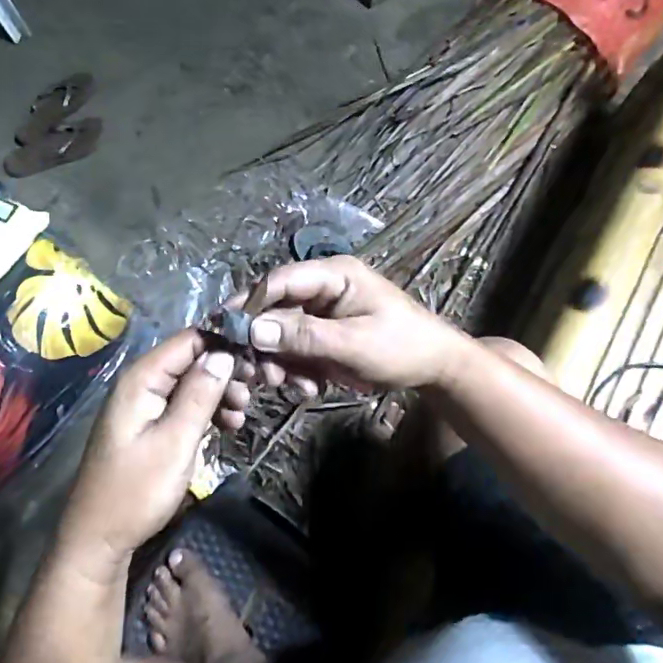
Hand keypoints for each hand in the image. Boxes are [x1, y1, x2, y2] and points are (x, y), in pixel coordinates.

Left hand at [56, 330, 248, 576]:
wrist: (99, 539)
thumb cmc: (136, 490)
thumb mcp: (176, 442)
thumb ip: (200, 394)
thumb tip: (224, 353)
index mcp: (142, 379)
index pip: (189, 339)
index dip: (224, 342)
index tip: (256, 358)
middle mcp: (142, 382)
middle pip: (193, 358)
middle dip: (226, 370)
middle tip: (252, 391)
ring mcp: (146, 403)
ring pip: (193, 381)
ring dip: (221, 392)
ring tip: (242, 414)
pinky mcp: (152, 423)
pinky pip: (186, 402)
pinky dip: (209, 410)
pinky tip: (229, 426)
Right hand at [236, 256, 473, 392]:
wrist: (437, 369)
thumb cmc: (402, 347)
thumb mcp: (352, 344)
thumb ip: (303, 336)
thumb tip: (251, 330)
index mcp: (333, 274)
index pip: (278, 281)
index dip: (249, 305)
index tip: (225, 333)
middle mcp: (323, 287)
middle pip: (275, 309)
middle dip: (266, 344)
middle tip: (262, 376)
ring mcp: (323, 311)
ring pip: (281, 332)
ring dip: (281, 362)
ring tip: (296, 386)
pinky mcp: (325, 333)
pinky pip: (296, 348)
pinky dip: (296, 369)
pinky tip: (310, 387)